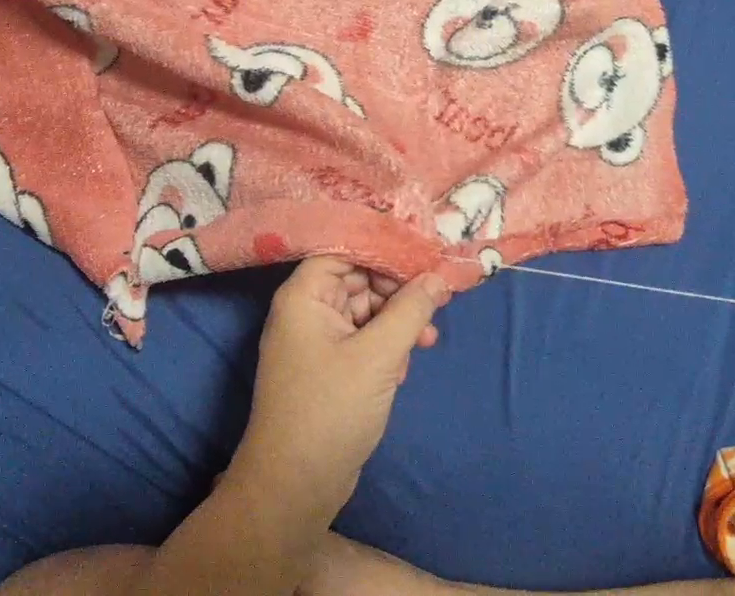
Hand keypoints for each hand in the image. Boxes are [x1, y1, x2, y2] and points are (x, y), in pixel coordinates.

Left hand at [229, 257, 450, 523]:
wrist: (295, 487)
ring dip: (399, 319)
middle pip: (359, 277)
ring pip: (366, 309)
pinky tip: (409, 363)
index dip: (384, 247)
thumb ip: (411, 310)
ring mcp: (317, 340)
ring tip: (431, 337)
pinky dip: (388, 344)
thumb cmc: (330, 410)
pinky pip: (364, 338)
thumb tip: (438, 276)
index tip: (425, 252)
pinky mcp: (330, 367)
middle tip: (439, 297)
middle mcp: (307, 311)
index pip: (345, 248)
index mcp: (304, 296)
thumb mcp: (379, 355)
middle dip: (399, 288)